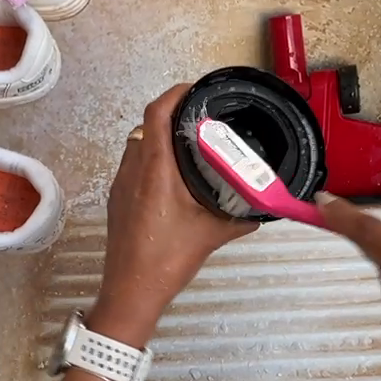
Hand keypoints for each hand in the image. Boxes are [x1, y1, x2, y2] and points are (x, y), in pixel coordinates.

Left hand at [89, 85, 255, 346]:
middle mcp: (132, 171)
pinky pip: (132, 167)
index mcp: (155, 170)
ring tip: (188, 146)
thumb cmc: (166, 261)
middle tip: (198, 118)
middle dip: (171, 115)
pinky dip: (151, 161)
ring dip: (160, 139)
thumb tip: (263, 209)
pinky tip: (172, 178)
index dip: (174, 93)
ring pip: (138, 146)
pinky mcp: (117, 200)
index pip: (156, 113)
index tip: (194, 89)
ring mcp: (121, 185)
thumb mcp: (212, 234)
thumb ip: (241, 217)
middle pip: (146, 126)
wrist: (131, 291)